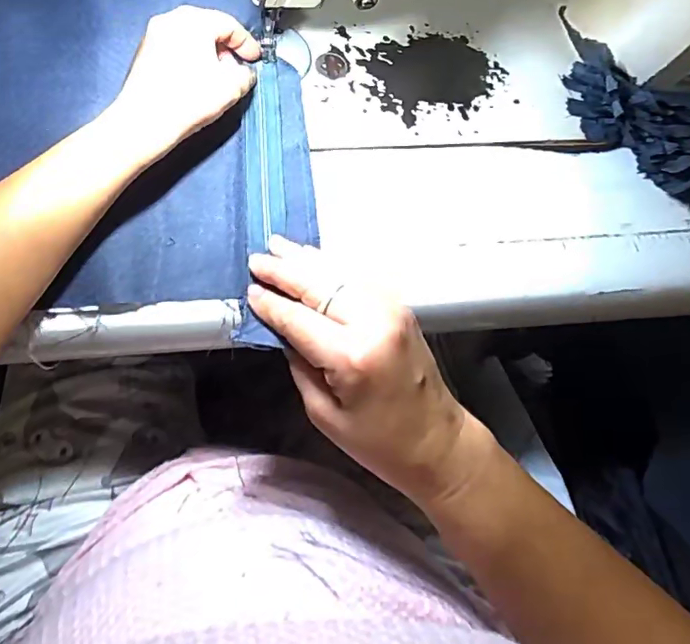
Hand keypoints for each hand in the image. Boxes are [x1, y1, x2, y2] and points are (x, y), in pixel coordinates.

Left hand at [103, 6, 261, 158]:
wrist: (144, 123)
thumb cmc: (186, 100)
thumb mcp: (232, 86)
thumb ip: (246, 73)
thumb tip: (243, 73)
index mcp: (194, 20)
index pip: (230, 25)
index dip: (247, 44)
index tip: (254, 58)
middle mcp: (171, 20)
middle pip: (209, 28)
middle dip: (226, 48)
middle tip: (237, 67)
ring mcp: (153, 35)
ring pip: (191, 38)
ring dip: (208, 54)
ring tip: (217, 78)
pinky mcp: (144, 53)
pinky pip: (175, 49)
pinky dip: (189, 60)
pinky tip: (195, 82)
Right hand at [246, 236, 485, 507]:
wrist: (439, 442)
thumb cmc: (379, 442)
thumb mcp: (323, 413)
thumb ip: (299, 363)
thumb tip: (280, 328)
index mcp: (351, 357)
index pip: (298, 318)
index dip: (271, 303)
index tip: (250, 290)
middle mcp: (373, 323)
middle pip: (318, 285)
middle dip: (284, 271)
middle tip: (257, 260)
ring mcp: (390, 310)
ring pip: (338, 272)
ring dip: (306, 259)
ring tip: (278, 247)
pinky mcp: (399, 306)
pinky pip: (358, 276)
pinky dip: (332, 265)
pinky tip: (313, 258)